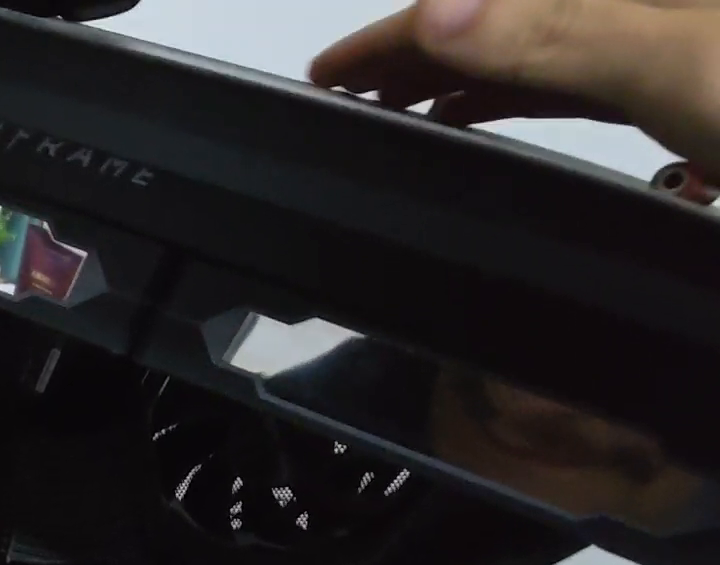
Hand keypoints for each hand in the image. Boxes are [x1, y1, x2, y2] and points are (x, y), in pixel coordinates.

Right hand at [309, 0, 719, 173]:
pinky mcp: (663, 75)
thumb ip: (556, 32)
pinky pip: (556, 79)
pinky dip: (498, 94)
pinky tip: (459, 112)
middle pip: (501, 16)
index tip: (325, 71)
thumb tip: (435, 11)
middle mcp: (640, 4)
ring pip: (522, 48)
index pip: (483, 0)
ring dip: (446, 75)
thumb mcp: (679, 59)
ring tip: (379, 106)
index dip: (396, 33)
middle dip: (411, 51)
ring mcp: (655, 34)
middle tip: (337, 92)